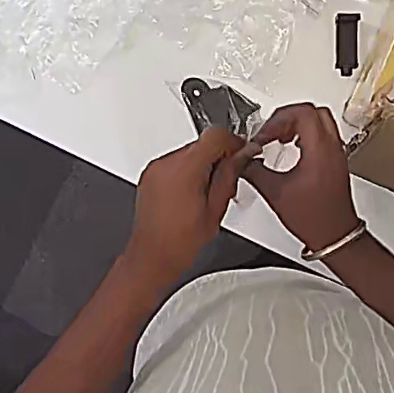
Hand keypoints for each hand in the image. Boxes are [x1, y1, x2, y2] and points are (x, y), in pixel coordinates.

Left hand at [123, 129, 256, 286]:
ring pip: (190, 152)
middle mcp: (166, 164)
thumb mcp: (216, 207)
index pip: (215, 136)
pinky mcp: (150, 175)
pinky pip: (176, 162)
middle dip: (219, 156)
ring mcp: (156, 169)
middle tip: (229, 178)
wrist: (153, 256)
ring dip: (204, 164)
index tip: (242, 153)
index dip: (234, 143)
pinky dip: (189, 171)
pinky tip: (194, 193)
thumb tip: (243, 155)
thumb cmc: (180, 241)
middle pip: (202, 143)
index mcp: (185, 170)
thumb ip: (230, 175)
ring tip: (209, 191)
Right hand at [243, 104, 360, 252]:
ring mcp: (337, 153)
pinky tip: (292, 148)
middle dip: (287, 116)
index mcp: (320, 150)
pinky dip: (307, 134)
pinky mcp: (337, 161)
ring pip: (320, 120)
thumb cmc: (314, 218)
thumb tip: (242, 160)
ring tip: (279, 137)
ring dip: (298, 123)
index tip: (264, 135)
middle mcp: (332, 148)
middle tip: (271, 130)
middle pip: (312, 111)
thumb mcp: (275, 192)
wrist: (335, 235)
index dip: (277, 119)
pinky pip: (324, 134)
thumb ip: (254, 171)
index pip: (302, 113)